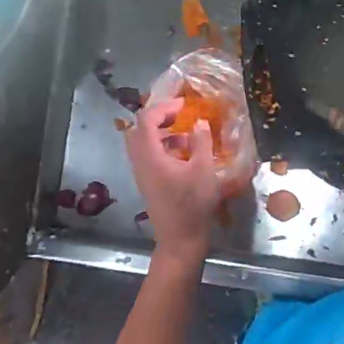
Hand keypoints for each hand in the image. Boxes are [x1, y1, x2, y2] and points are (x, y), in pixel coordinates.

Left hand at [125, 97, 220, 263]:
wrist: (180, 239)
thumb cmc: (193, 204)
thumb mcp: (203, 170)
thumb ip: (201, 142)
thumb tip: (198, 122)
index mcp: (149, 155)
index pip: (147, 119)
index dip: (164, 107)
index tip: (184, 104)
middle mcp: (140, 161)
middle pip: (140, 128)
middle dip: (159, 117)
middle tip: (180, 115)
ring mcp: (141, 172)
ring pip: (143, 142)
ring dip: (162, 132)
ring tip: (186, 134)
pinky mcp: (147, 181)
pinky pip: (148, 154)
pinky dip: (163, 146)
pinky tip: (185, 153)